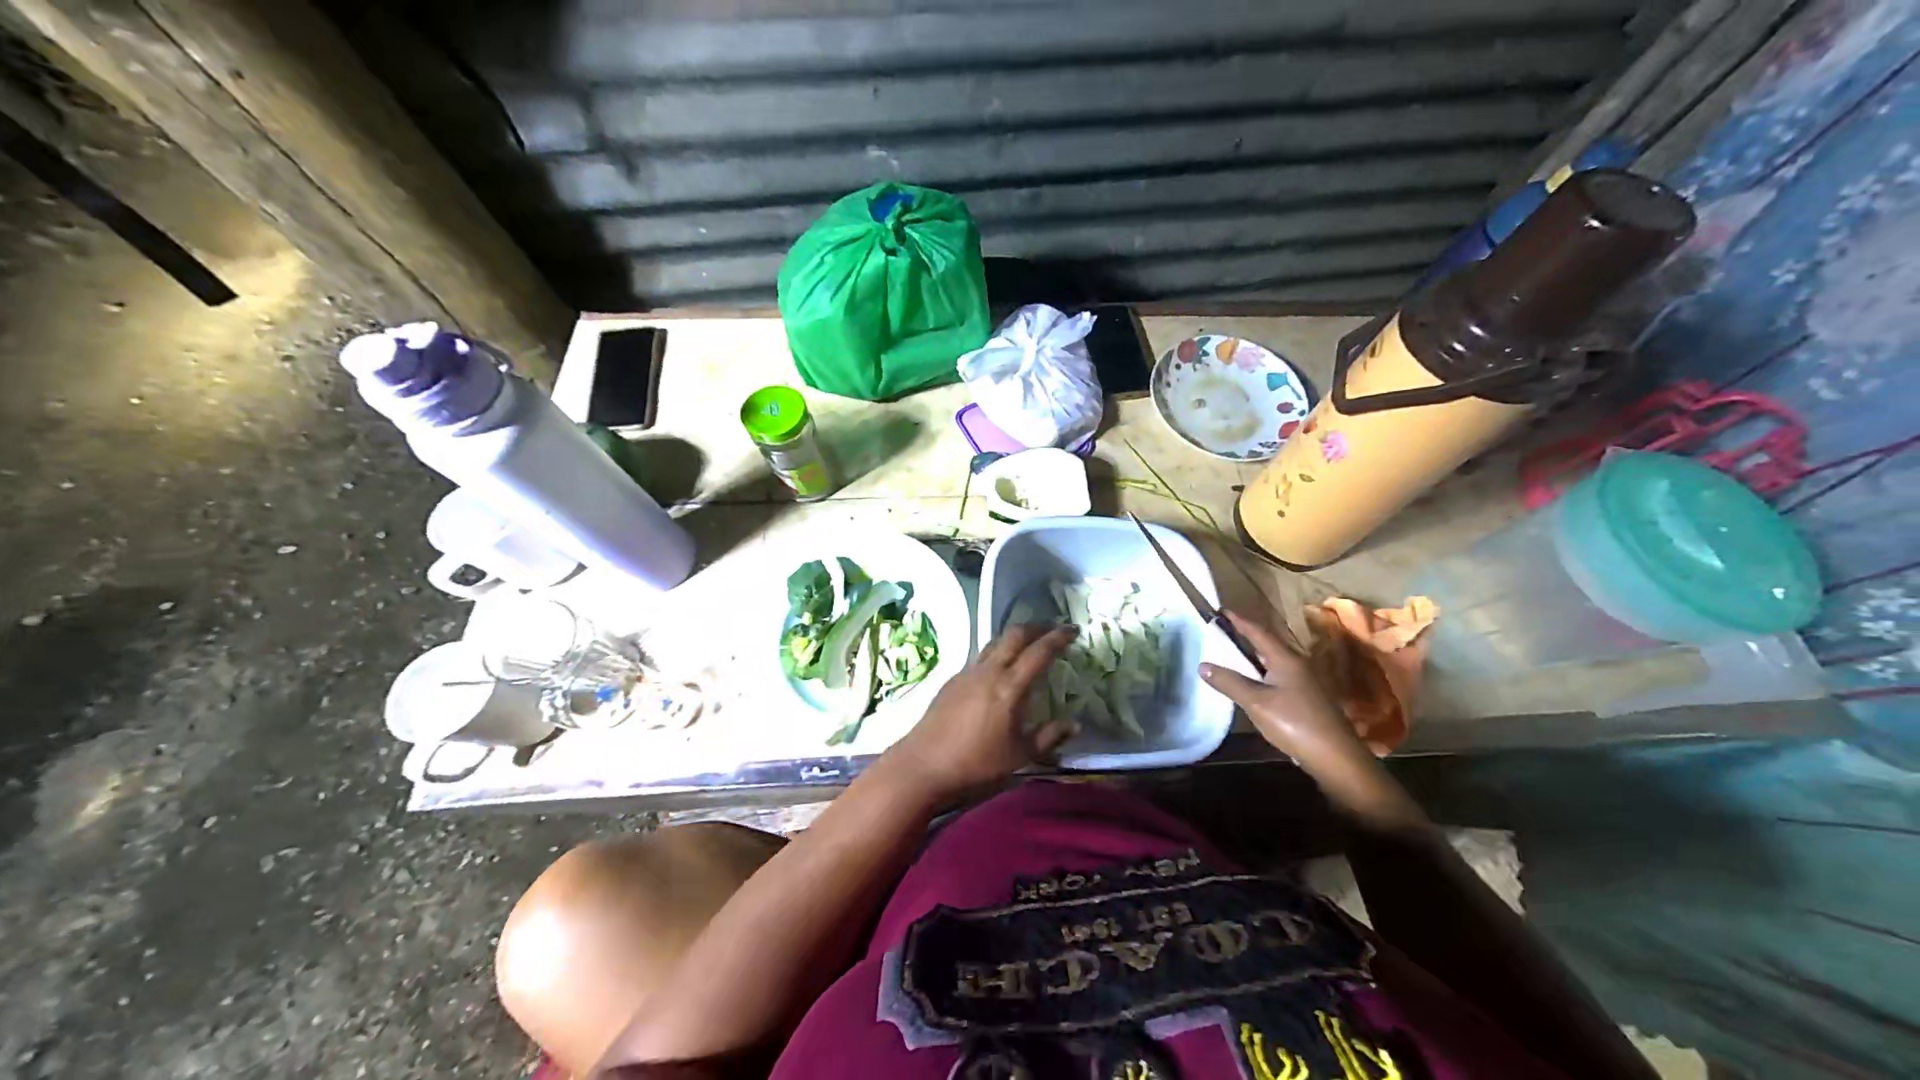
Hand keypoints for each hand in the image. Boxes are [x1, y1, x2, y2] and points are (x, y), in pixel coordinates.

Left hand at [880, 624, 1077, 802]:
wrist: (922, 766)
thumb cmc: (976, 765)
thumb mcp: (1020, 756)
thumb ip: (1049, 737)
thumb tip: (1074, 724)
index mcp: (1009, 686)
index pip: (1039, 651)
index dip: (1058, 637)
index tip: (1073, 630)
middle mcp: (988, 671)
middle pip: (1014, 635)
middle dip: (1036, 627)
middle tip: (1054, 630)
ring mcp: (967, 673)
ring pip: (994, 643)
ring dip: (1015, 638)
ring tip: (1029, 645)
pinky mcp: (952, 681)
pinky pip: (981, 658)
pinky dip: (997, 653)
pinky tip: (1000, 670)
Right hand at [1198, 611, 1357, 765]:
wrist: (1335, 757)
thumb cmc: (1294, 722)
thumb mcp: (1256, 702)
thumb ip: (1229, 682)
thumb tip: (1203, 665)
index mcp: (1286, 659)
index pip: (1259, 632)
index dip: (1240, 621)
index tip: (1222, 610)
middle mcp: (1297, 665)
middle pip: (1268, 644)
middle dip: (1246, 636)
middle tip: (1223, 631)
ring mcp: (1305, 683)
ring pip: (1274, 662)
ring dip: (1253, 656)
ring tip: (1232, 654)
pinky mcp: (1306, 699)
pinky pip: (1278, 677)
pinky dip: (1261, 673)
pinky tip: (1251, 684)